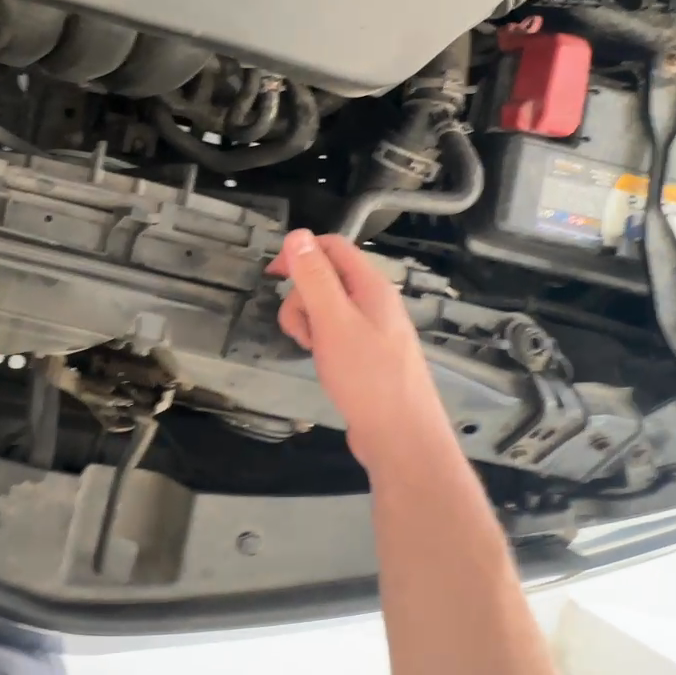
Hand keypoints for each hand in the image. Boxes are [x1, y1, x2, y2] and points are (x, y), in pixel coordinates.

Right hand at [270, 229, 455, 474]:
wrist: (402, 439)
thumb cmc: (368, 377)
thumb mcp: (333, 321)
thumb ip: (314, 277)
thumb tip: (297, 235)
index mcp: (371, 287)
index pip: (332, 246)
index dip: (300, 252)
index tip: (273, 274)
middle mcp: (375, 302)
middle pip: (325, 277)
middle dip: (301, 297)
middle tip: (300, 329)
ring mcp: (373, 329)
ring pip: (326, 306)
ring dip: (307, 321)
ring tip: (311, 348)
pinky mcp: (368, 353)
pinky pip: (335, 331)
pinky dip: (320, 339)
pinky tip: (321, 360)